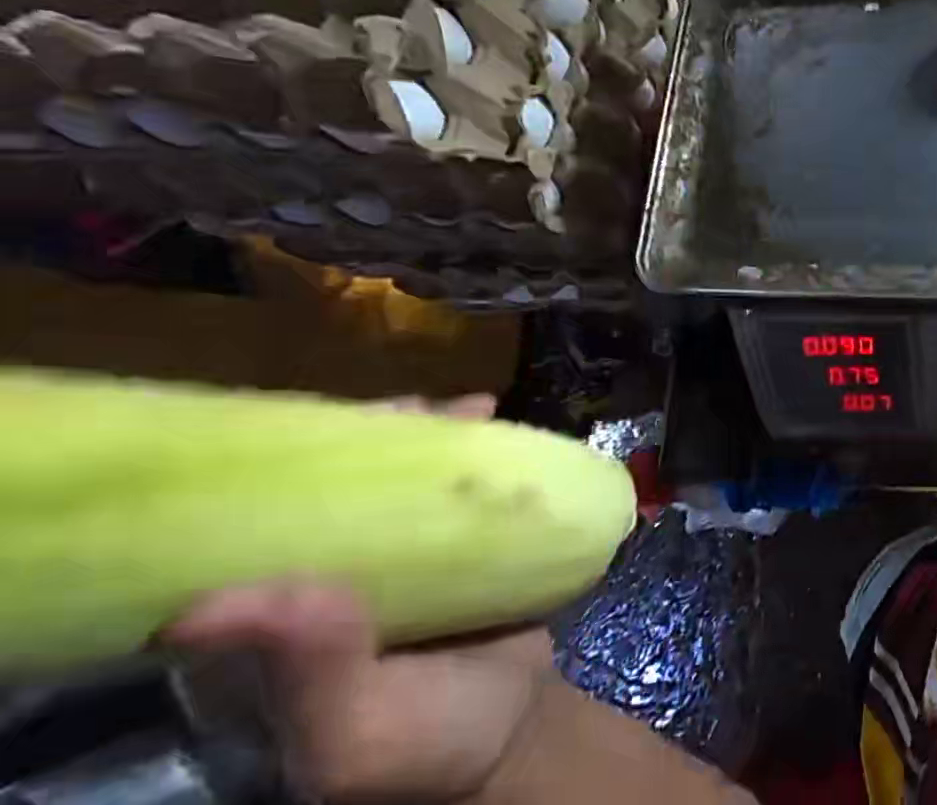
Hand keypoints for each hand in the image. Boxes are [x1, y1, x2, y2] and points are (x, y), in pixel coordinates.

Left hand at [162, 395, 751, 804]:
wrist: (513, 734)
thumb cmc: (426, 745)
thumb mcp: (354, 732)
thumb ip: (303, 671)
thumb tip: (205, 606)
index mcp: (256, 627)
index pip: (242, 530)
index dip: (273, 471)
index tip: (329, 429)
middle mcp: (316, 580)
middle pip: (327, 489)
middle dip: (368, 436)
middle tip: (424, 408)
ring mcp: (387, 562)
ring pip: (396, 482)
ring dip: (432, 437)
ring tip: (474, 410)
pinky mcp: (449, 552)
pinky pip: (454, 494)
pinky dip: (478, 456)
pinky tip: (501, 432)